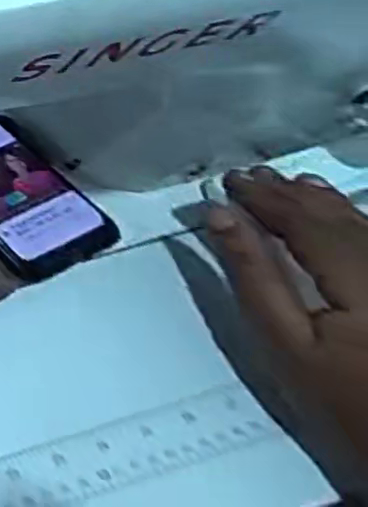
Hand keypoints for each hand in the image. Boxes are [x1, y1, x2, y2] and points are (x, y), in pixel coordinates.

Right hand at [205, 166, 367, 455]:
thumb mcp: (284, 341)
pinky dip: (364, 228)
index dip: (267, 200)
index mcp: (363, 288)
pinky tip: (349, 216)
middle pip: (348, 227)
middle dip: (296, 199)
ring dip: (332, 208)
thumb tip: (222, 216)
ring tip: (296, 185)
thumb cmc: (342, 401)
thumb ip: (252, 273)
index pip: (308, 226)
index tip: (229, 180)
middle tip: (253, 175)